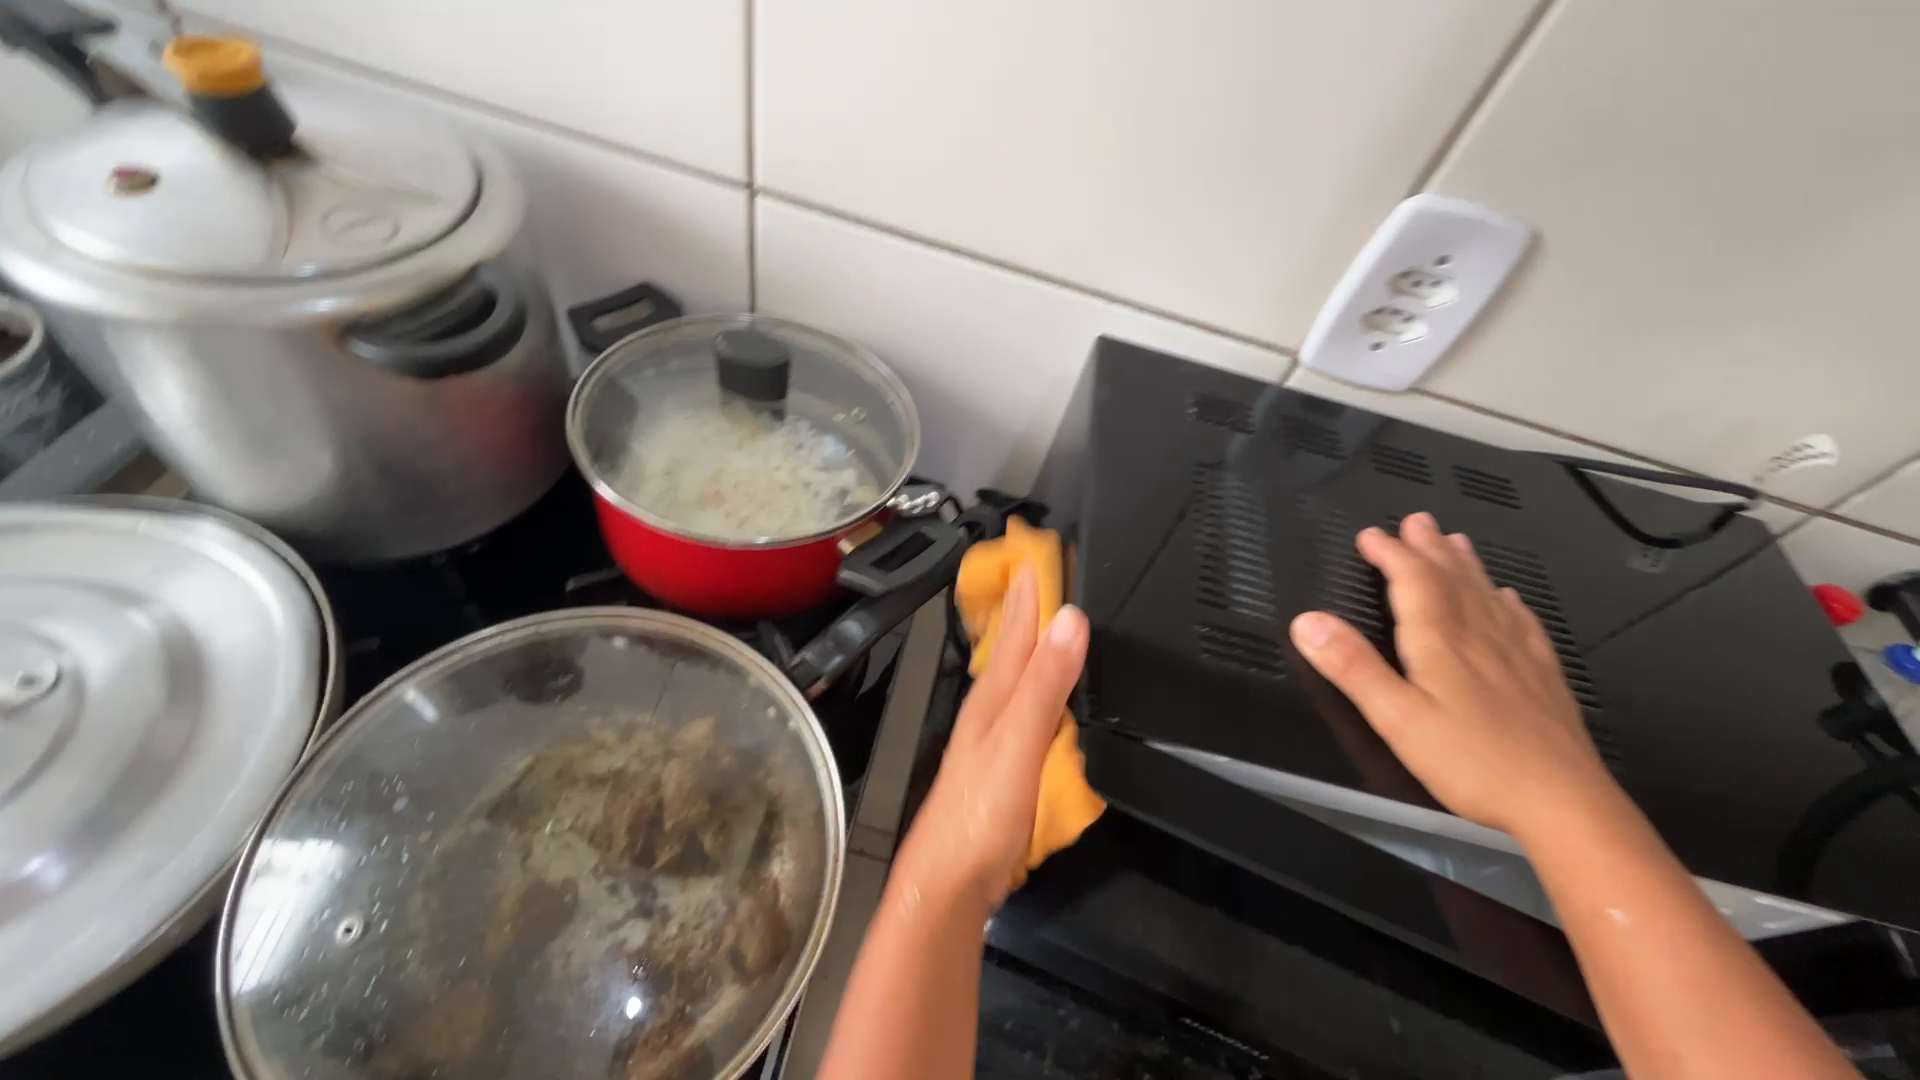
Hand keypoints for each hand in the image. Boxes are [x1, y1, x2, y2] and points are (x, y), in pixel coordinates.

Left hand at [894, 569, 1088, 914]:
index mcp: (992, 699)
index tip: (1039, 555)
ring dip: (1025, 647)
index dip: (1029, 595)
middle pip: (1009, 651)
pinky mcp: (998, 770)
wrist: (949, 882)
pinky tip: (1034, 698)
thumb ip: (1046, 683)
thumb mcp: (1019, 741)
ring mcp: (988, 742)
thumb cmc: (981, 813)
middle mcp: (987, 712)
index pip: (1015, 632)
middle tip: (1036, 575)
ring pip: (1011, 680)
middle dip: (1023, 612)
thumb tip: (1070, 618)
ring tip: (1037, 622)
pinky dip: (1030, 690)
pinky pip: (1019, 713)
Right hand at [1288, 512, 1619, 838]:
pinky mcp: (1542, 676)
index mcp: (1440, 642)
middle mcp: (1479, 636)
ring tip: (1456, 541)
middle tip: (1417, 520)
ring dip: (1466, 564)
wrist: (1563, 802)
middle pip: (1452, 580)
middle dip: (1429, 548)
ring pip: (1486, 595)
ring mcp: (1517, 654)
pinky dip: (1507, 601)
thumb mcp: (1395, 718)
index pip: (1413, 583)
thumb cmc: (1470, 760)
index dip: (1390, 555)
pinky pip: (1522, 624)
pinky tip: (1508, 598)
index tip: (1370, 535)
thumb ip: (1352, 667)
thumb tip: (1306, 619)